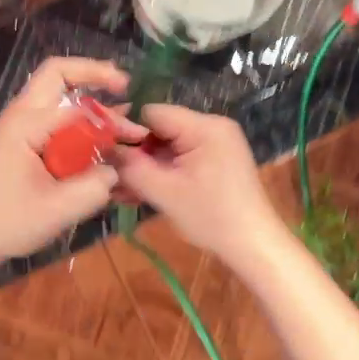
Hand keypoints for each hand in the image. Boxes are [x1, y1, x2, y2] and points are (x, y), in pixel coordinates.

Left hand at [0, 57, 143, 261]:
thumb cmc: (12, 222)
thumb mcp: (59, 209)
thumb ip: (95, 186)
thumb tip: (116, 170)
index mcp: (26, 125)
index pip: (75, 105)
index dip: (107, 116)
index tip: (132, 133)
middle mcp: (22, 115)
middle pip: (58, 73)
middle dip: (93, 73)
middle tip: (123, 83)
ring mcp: (22, 124)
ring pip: (59, 91)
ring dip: (90, 96)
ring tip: (123, 110)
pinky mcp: (27, 137)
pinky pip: (57, 113)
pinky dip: (81, 117)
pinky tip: (104, 134)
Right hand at [113, 104, 287, 261]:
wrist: (254, 246)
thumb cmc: (211, 216)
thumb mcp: (164, 192)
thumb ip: (131, 167)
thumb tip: (104, 150)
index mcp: (204, 126)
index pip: (152, 112)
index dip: (126, 130)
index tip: (105, 153)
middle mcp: (212, 128)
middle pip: (160, 129)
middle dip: (135, 153)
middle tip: (110, 176)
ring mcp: (216, 146)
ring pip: (168, 148)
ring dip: (146, 168)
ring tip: (120, 190)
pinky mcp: (216, 163)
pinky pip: (181, 160)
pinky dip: (163, 174)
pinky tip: (140, 193)